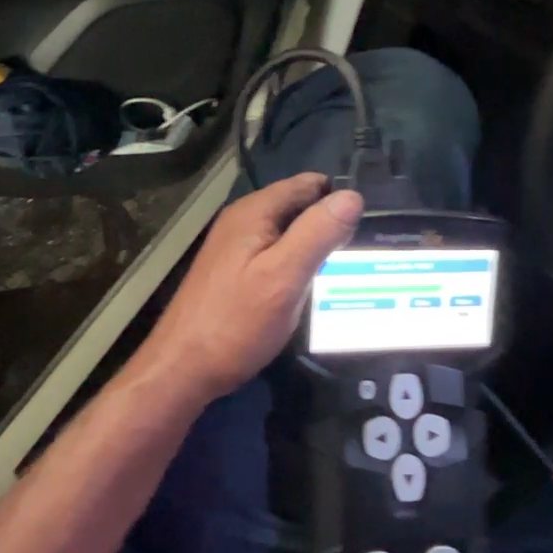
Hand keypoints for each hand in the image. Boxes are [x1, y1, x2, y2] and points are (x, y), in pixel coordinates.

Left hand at [135, 173, 362, 401]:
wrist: (183, 368)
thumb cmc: (236, 322)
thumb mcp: (284, 276)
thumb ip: (317, 233)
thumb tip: (353, 195)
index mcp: (253, 212)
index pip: (308, 184)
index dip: (339, 199)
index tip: (369, 225)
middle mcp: (242, 220)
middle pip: (298, 207)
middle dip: (328, 224)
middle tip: (362, 254)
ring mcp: (235, 247)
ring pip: (288, 233)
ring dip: (314, 247)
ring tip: (344, 272)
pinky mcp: (234, 272)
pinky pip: (275, 255)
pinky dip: (296, 265)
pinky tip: (311, 288)